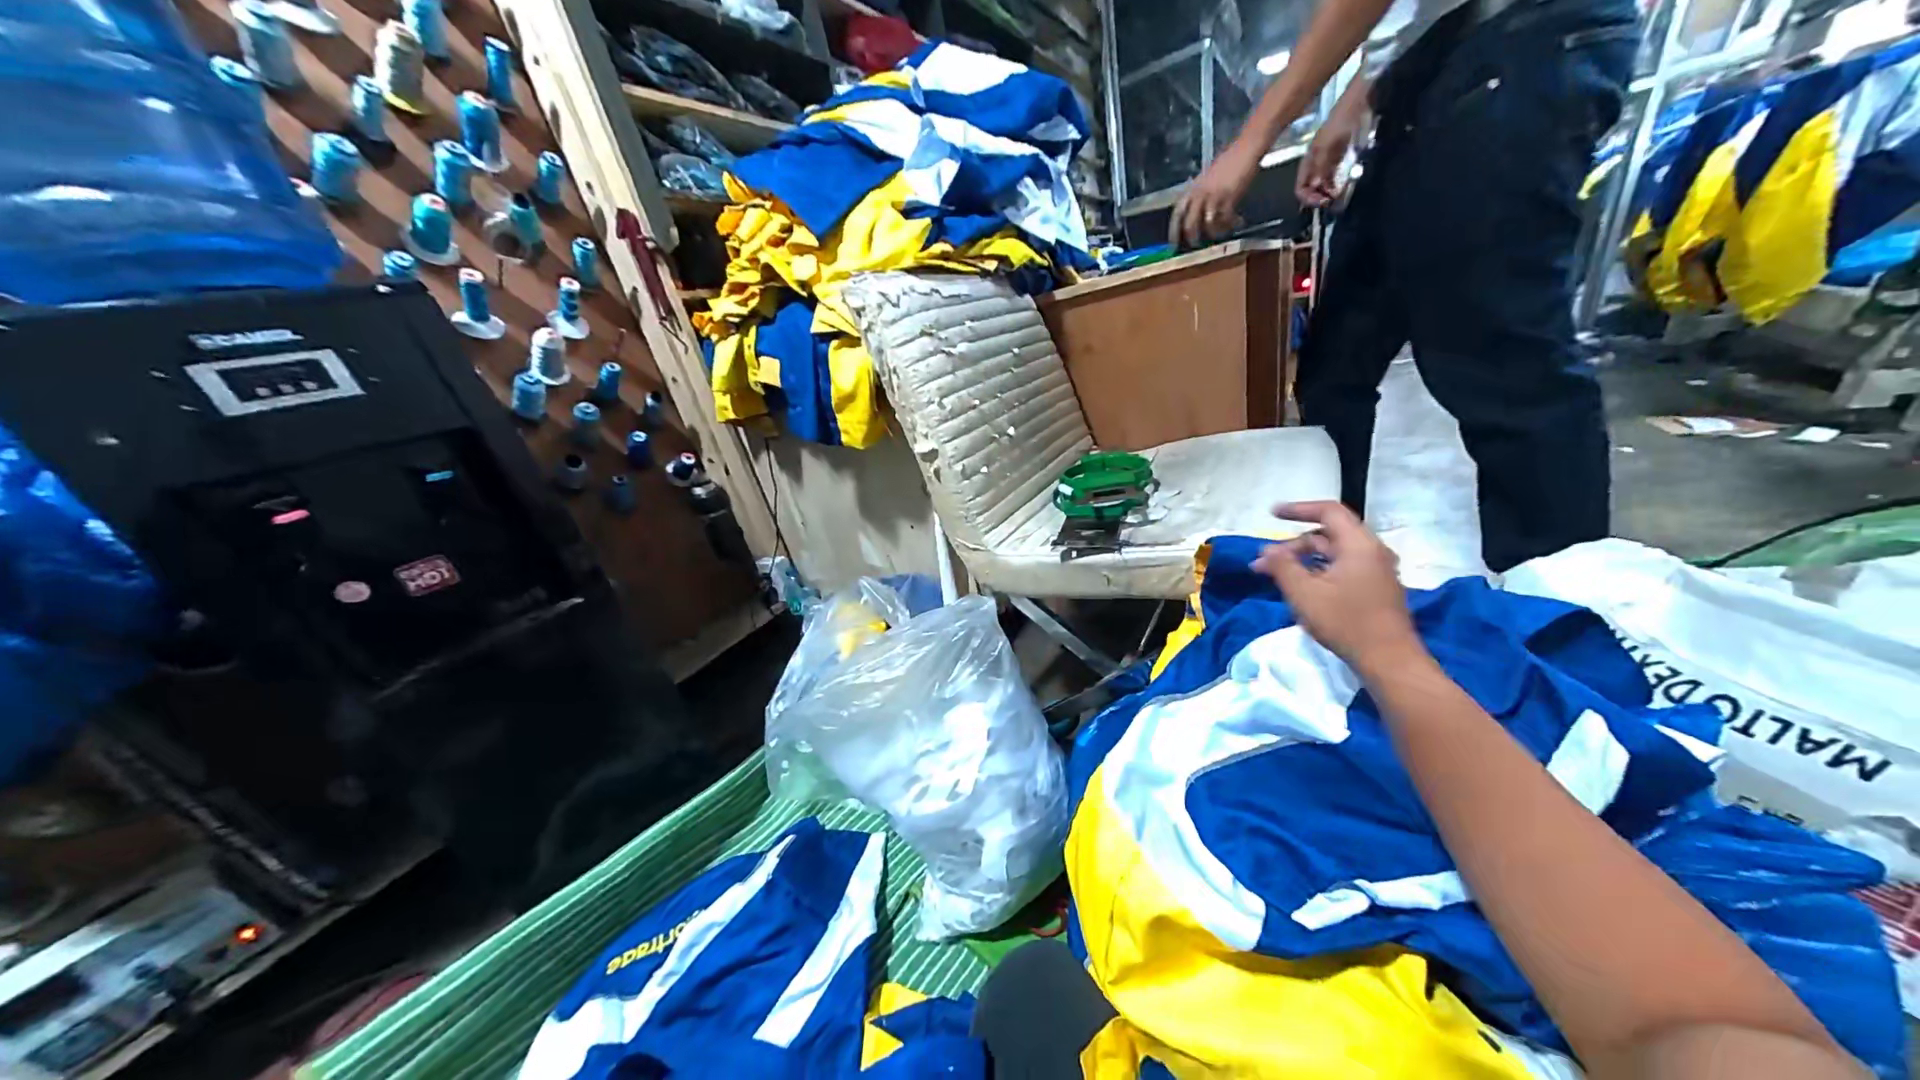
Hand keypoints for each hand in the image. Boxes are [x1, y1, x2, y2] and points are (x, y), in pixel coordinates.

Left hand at [1170, 140, 1259, 249]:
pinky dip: (1230, 223)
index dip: (1173, 231)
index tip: (1173, 245)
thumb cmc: (1229, 162)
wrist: (1246, 148)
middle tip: (1198, 245)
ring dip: (1215, 232)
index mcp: (1192, 189)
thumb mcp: (1207, 179)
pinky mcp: (1229, 196)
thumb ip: (1201, 194)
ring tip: (1223, 232)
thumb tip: (1198, 211)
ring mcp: (1213, 195)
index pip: (1177, 213)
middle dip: (1192, 238)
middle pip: (1189, 223)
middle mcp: (1200, 193)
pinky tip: (1237, 222)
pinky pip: (1225, 218)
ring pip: (1207, 224)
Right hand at [1251, 500, 1423, 673]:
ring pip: (1334, 553)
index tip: (1272, 515)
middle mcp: (1372, 551)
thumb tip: (1267, 550)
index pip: (1328, 512)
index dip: (1298, 509)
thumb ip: (1283, 566)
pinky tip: (1301, 587)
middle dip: (1293, 545)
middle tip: (1264, 563)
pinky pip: (1343, 567)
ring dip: (1303, 560)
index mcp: (1359, 545)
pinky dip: (1318, 570)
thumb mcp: (1304, 594)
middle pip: (1328, 535)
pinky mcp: (1376, 588)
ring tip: (1277, 576)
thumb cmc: (1346, 622)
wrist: (1389, 660)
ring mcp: (1377, 570)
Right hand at [1294, 112, 1359, 205]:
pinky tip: (1347, 186)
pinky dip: (1341, 185)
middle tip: (1334, 202)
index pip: (1301, 188)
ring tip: (1341, 197)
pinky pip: (1337, 177)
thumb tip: (1316, 188)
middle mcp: (1316, 163)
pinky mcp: (1344, 156)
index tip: (1324, 201)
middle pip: (1312, 189)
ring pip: (1325, 185)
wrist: (1362, 99)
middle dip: (1320, 197)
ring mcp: (1330, 160)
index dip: (1309, 198)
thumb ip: (1321, 168)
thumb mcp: (1329, 146)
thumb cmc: (1343, 121)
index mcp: (1308, 161)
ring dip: (1331, 193)